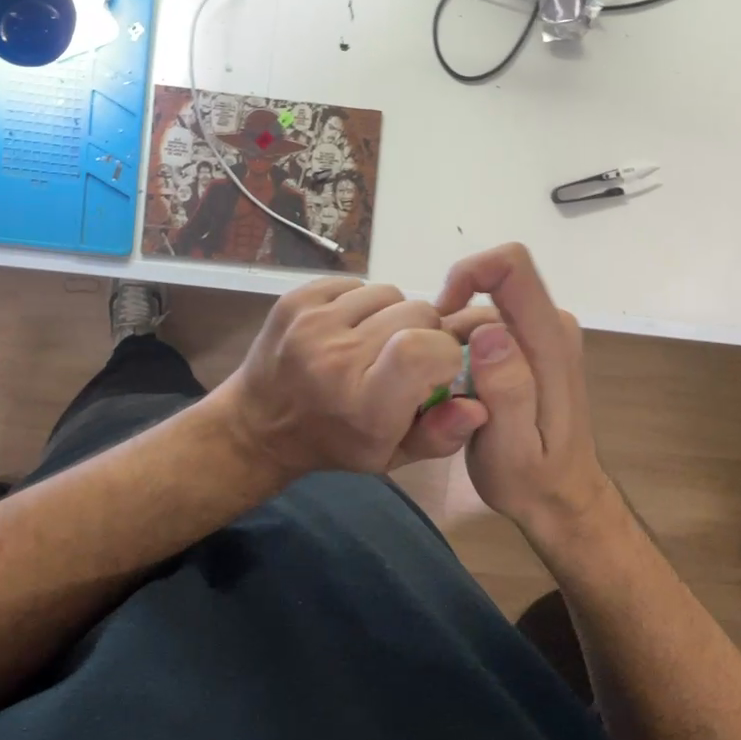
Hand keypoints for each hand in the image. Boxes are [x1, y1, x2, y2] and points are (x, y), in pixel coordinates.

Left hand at [216, 277, 490, 480]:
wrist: (260, 424)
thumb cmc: (336, 442)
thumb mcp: (391, 457)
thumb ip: (441, 435)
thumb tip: (480, 404)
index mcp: (364, 404)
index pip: (425, 348)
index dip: (442, 352)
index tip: (433, 369)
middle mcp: (336, 358)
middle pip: (416, 312)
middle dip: (423, 332)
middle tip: (402, 357)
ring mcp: (312, 324)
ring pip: (388, 292)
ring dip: (391, 315)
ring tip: (372, 343)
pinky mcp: (296, 300)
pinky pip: (356, 282)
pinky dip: (361, 303)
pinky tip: (347, 330)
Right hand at [436, 244, 615, 536]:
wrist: (561, 498)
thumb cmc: (533, 480)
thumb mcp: (512, 449)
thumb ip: (507, 391)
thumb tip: (488, 333)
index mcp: (547, 342)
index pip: (511, 266)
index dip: (467, 273)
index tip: (438, 320)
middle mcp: (549, 326)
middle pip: (485, 293)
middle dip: (450, 329)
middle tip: (441, 387)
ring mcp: (541, 336)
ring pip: (479, 313)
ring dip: (452, 348)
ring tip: (452, 400)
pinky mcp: (530, 347)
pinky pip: (484, 330)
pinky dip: (461, 356)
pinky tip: (462, 396)